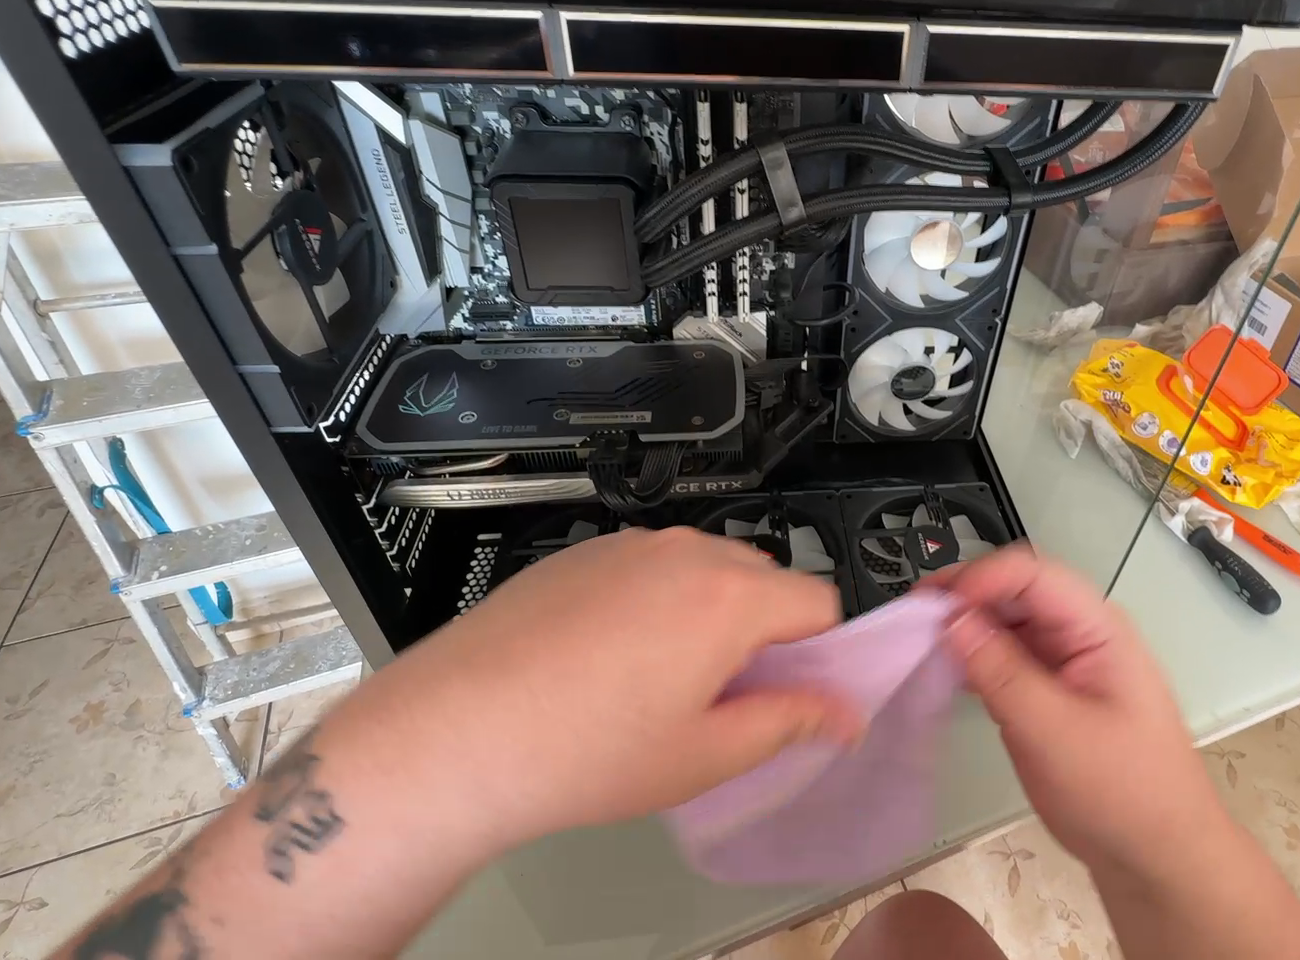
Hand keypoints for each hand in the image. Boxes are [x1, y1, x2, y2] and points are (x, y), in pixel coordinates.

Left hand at [356, 526, 864, 849]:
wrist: (455, 732)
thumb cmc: (588, 752)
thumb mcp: (704, 755)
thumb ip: (788, 722)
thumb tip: (845, 713)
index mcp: (730, 596)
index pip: (819, 601)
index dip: (819, 650)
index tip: (789, 691)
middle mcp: (687, 551)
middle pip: (765, 579)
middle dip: (762, 630)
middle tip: (720, 694)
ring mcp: (631, 544)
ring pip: (706, 569)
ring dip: (708, 611)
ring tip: (655, 677)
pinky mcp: (586, 551)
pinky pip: (651, 565)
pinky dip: (656, 598)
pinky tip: (606, 654)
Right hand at [938, 545, 1225, 881]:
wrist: (1154, 856)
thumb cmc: (1124, 794)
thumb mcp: (1057, 733)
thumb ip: (1001, 672)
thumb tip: (952, 620)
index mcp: (1097, 628)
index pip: (1032, 575)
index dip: (981, 579)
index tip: (936, 604)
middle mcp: (1077, 633)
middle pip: (1013, 590)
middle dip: (963, 596)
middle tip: (913, 616)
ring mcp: (1058, 660)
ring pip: (1001, 621)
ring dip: (961, 625)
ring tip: (917, 639)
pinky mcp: (1041, 688)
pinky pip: (999, 654)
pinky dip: (968, 655)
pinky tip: (940, 668)